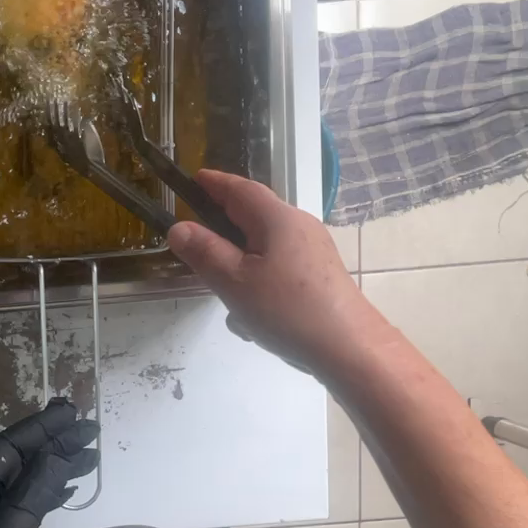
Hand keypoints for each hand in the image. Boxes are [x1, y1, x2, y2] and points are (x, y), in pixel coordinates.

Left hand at [0, 399, 98, 527]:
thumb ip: (26, 501)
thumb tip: (54, 455)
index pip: (4, 449)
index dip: (39, 430)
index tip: (72, 413)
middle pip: (11, 461)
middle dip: (48, 443)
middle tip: (87, 428)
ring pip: (16, 483)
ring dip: (50, 468)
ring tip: (87, 455)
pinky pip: (16, 507)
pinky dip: (43, 495)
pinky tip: (66, 492)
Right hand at [167, 169, 393, 375]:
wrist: (349, 347)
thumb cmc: (287, 310)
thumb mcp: (234, 282)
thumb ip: (204, 252)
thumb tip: (178, 228)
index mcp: (277, 219)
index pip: (240, 190)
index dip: (215, 183)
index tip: (193, 179)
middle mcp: (299, 227)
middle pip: (254, 215)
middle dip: (224, 222)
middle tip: (194, 233)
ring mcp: (312, 251)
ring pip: (264, 245)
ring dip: (239, 259)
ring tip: (219, 284)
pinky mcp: (318, 275)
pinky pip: (277, 266)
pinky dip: (256, 278)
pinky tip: (250, 312)